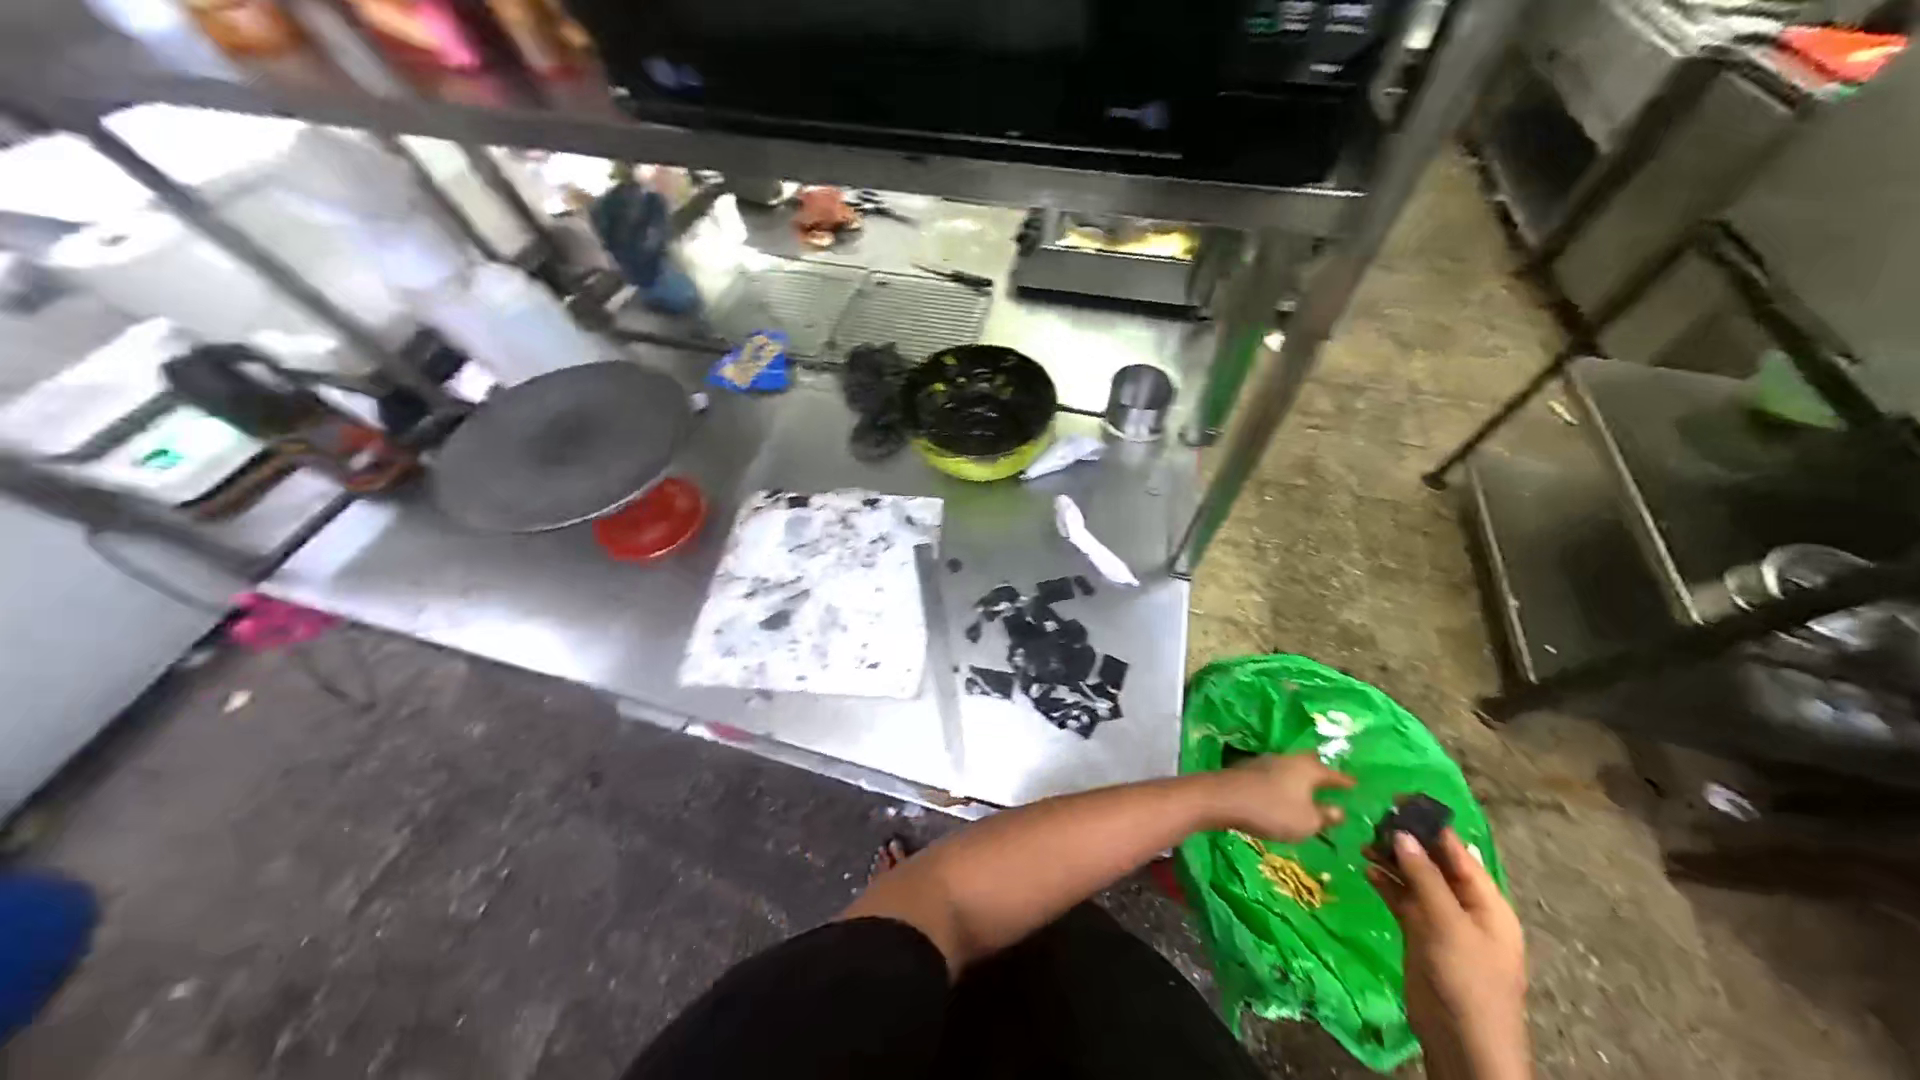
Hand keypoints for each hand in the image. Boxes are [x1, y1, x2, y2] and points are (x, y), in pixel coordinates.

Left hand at [1203, 753, 1354, 841]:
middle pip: (1310, 762)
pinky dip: (1283, 782)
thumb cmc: (1272, 810)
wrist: (1221, 798)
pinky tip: (1282, 791)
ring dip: (1300, 777)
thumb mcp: (1307, 822)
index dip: (1345, 781)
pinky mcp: (1248, 770)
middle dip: (1321, 770)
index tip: (1357, 783)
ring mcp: (1265, 762)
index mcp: (1308, 769)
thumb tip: (1339, 810)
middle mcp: (1288, 759)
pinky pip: (1274, 775)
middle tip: (1332, 778)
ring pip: (1290, 767)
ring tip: (1308, 787)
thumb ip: (1325, 816)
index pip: (1333, 774)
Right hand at [1368, 829, 1529, 1079]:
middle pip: (1434, 863)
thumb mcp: (1447, 924)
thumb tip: (1402, 833)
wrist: (1462, 1040)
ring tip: (1362, 841)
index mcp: (1487, 903)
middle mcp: (1466, 907)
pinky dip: (1387, 883)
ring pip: (1415, 879)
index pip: (1458, 853)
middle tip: (1372, 818)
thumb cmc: (1466, 979)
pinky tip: (1366, 869)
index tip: (1400, 799)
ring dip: (1392, 860)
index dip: (1431, 825)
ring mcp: (1442, 921)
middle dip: (1407, 841)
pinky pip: (1403, 899)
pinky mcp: (1421, 934)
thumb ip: (1425, 878)